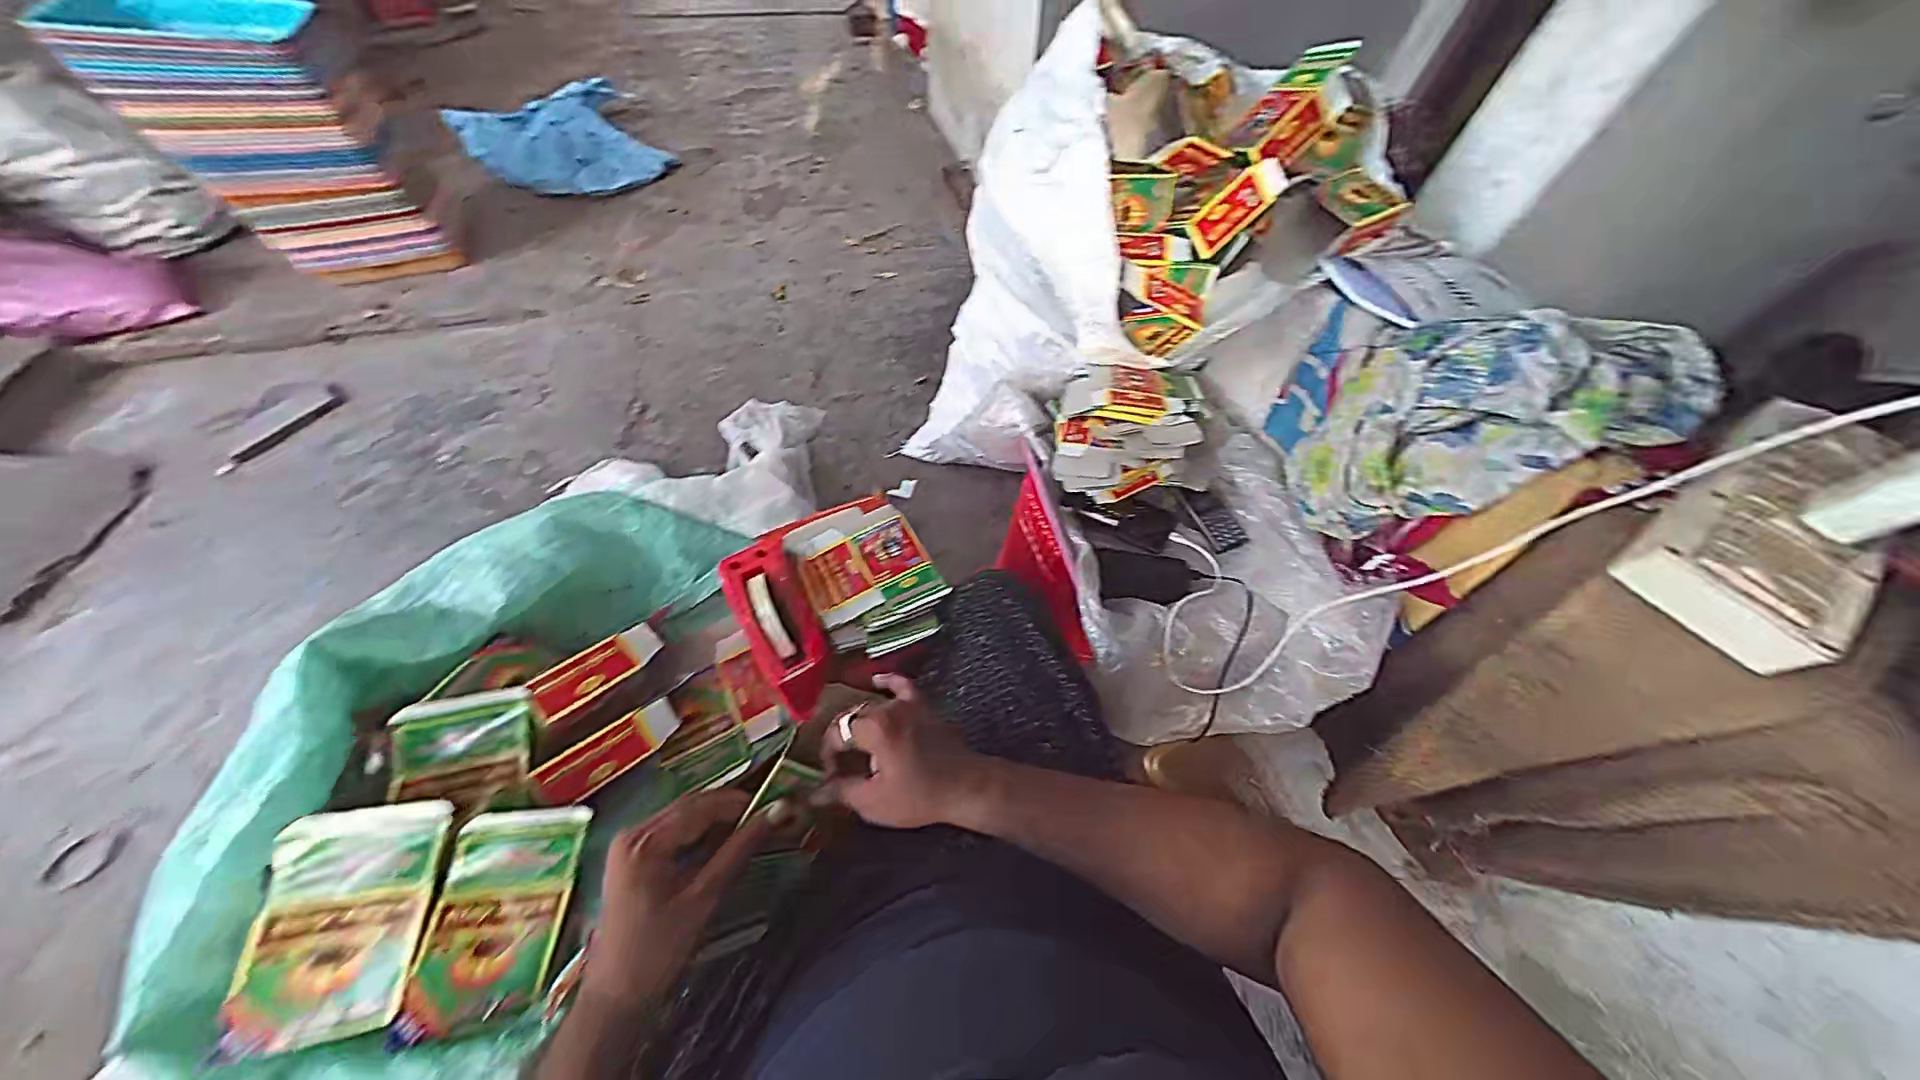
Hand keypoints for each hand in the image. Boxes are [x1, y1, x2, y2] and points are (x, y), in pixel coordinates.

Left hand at [580, 789, 779, 1009]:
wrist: (615, 999)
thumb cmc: (657, 952)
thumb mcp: (703, 899)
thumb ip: (738, 851)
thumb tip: (774, 815)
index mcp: (644, 842)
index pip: (700, 806)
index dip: (739, 802)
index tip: (774, 805)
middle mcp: (632, 833)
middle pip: (690, 807)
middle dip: (730, 808)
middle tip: (767, 815)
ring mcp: (629, 845)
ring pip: (683, 817)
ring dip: (717, 820)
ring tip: (751, 827)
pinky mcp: (633, 857)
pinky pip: (673, 832)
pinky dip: (700, 833)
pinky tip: (723, 842)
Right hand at [818, 673, 996, 829]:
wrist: (966, 787)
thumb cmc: (920, 796)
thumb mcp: (874, 801)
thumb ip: (841, 791)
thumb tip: (815, 791)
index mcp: (874, 728)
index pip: (836, 735)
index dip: (827, 757)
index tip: (830, 777)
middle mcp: (889, 708)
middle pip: (851, 718)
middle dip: (841, 741)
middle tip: (840, 767)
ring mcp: (908, 704)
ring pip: (872, 705)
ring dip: (858, 722)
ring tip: (853, 745)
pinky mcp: (924, 706)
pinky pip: (902, 686)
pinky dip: (888, 682)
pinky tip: (877, 680)